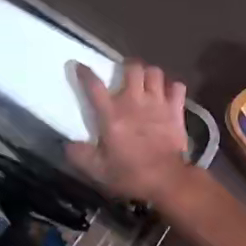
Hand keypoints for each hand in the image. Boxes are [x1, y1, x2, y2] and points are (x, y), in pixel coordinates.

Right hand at [65, 61, 193, 205]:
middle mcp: (134, 101)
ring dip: (149, 74)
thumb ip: (80, 155)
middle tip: (126, 74)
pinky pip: (177, 87)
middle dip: (128, 66)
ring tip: (146, 82)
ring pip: (155, 72)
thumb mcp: (98, 170)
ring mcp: (157, 103)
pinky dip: (173, 87)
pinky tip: (169, 94)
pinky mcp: (176, 109)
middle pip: (133, 68)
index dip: (85, 73)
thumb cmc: (130, 174)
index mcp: (111, 114)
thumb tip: (68, 145)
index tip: (80, 66)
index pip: (94, 86)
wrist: (166, 179)